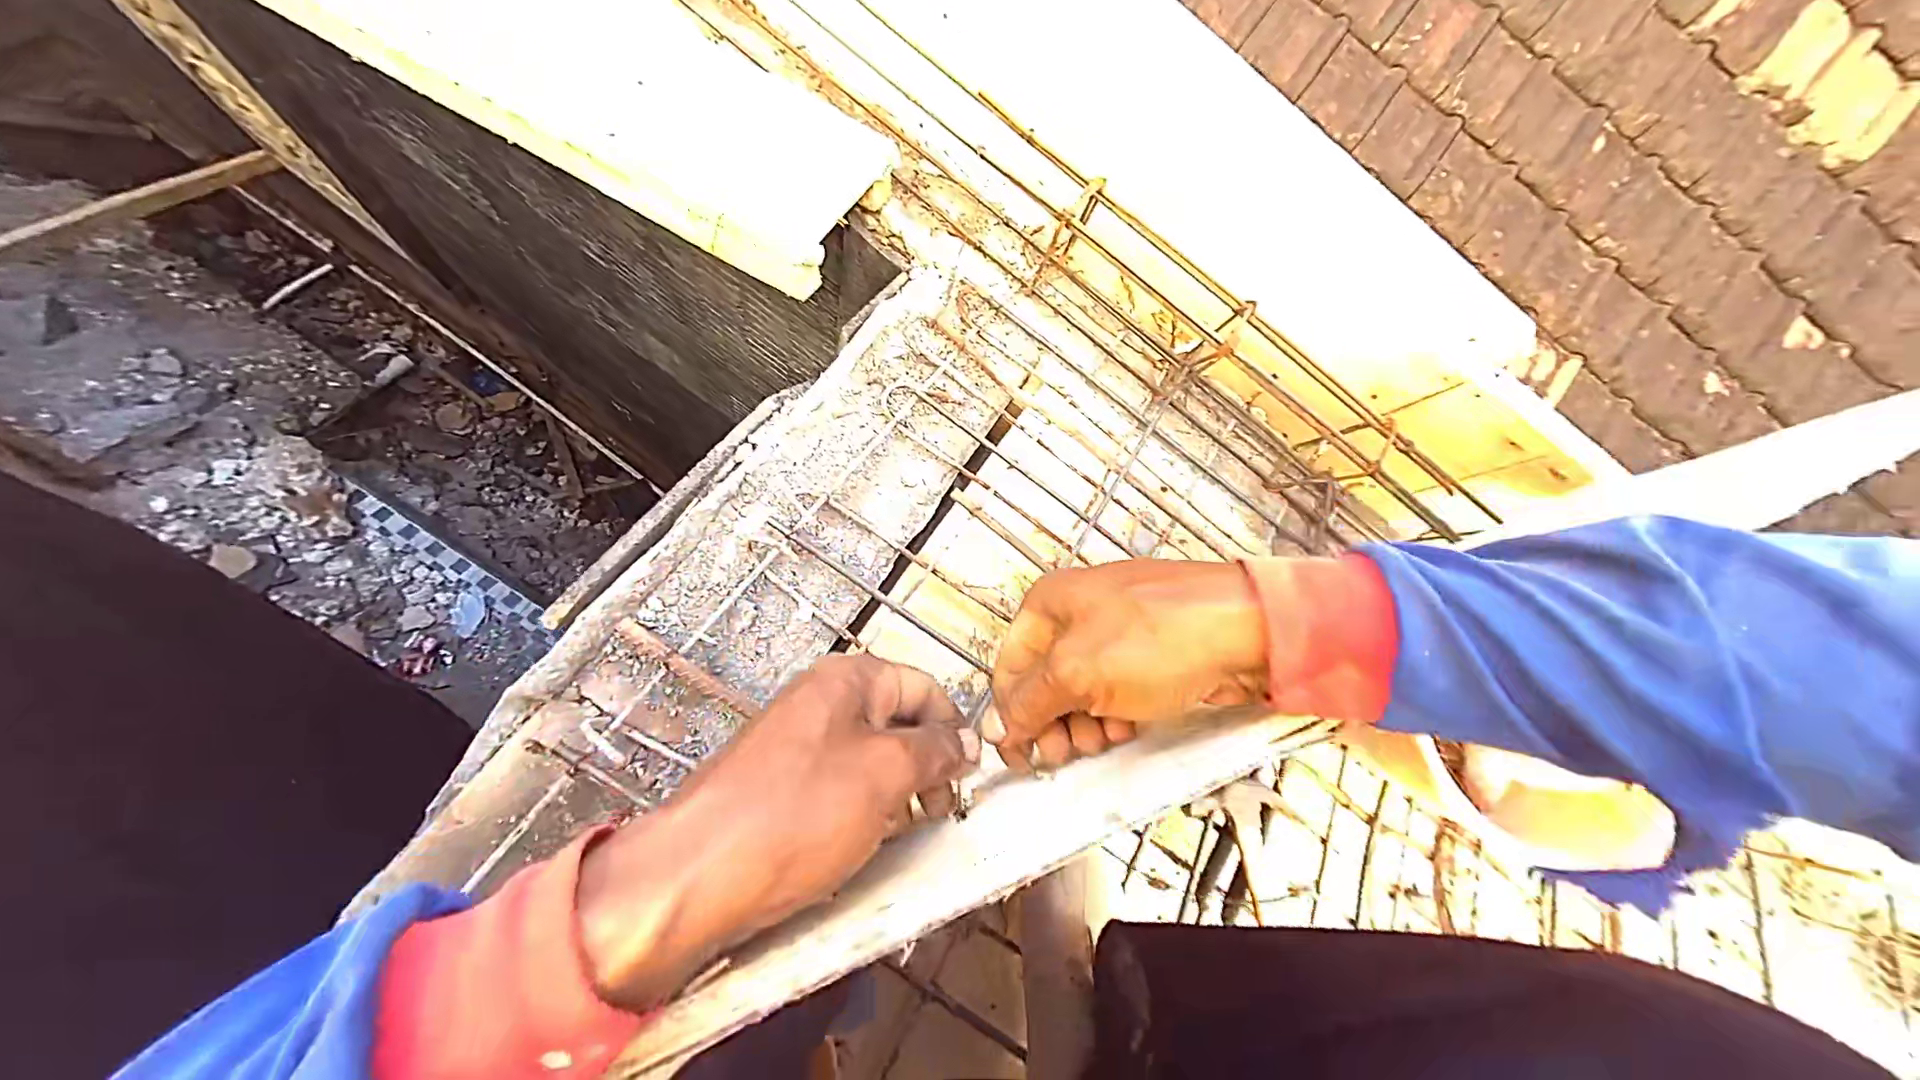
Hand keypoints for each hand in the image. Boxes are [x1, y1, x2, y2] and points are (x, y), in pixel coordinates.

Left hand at [575, 655, 976, 1007]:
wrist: (696, 875)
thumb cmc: (799, 812)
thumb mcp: (885, 773)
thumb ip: (935, 750)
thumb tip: (968, 739)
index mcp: (847, 679)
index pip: (923, 687)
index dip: (952, 728)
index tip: (969, 775)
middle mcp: (821, 700)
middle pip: (897, 721)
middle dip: (925, 763)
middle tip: (940, 809)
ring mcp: (798, 742)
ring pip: (871, 758)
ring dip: (896, 791)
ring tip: (900, 829)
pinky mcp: (782, 783)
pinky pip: (840, 784)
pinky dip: (862, 808)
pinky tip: (862, 840)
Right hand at [988, 560, 1266, 771]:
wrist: (1246, 631)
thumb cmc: (1161, 637)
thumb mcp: (1078, 673)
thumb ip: (1030, 703)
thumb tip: (998, 727)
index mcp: (1049, 603)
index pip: (1009, 668)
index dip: (1010, 714)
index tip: (1017, 754)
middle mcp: (1076, 613)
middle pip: (1042, 681)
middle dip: (1051, 722)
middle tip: (1064, 751)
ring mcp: (1113, 632)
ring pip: (1078, 690)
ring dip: (1083, 723)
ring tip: (1103, 736)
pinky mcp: (1145, 652)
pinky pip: (1112, 690)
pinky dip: (1113, 713)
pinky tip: (1129, 724)